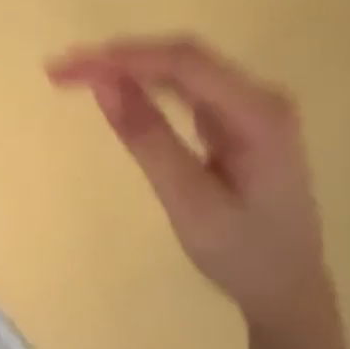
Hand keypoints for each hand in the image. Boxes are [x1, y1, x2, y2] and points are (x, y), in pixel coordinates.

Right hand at [48, 36, 334, 328]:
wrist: (288, 290)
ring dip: (130, 68)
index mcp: (258, 113)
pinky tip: (117, 92)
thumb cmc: (241, 253)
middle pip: (183, 58)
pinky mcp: (238, 122)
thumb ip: (147, 138)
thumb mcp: (188, 202)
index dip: (121, 57)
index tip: (67, 68)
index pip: (183, 63)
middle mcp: (261, 97)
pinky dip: (147, 86)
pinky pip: (187, 90)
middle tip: (61, 71)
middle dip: (120, 58)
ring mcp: (251, 108)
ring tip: (78, 76)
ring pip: (183, 70)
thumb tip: (102, 84)